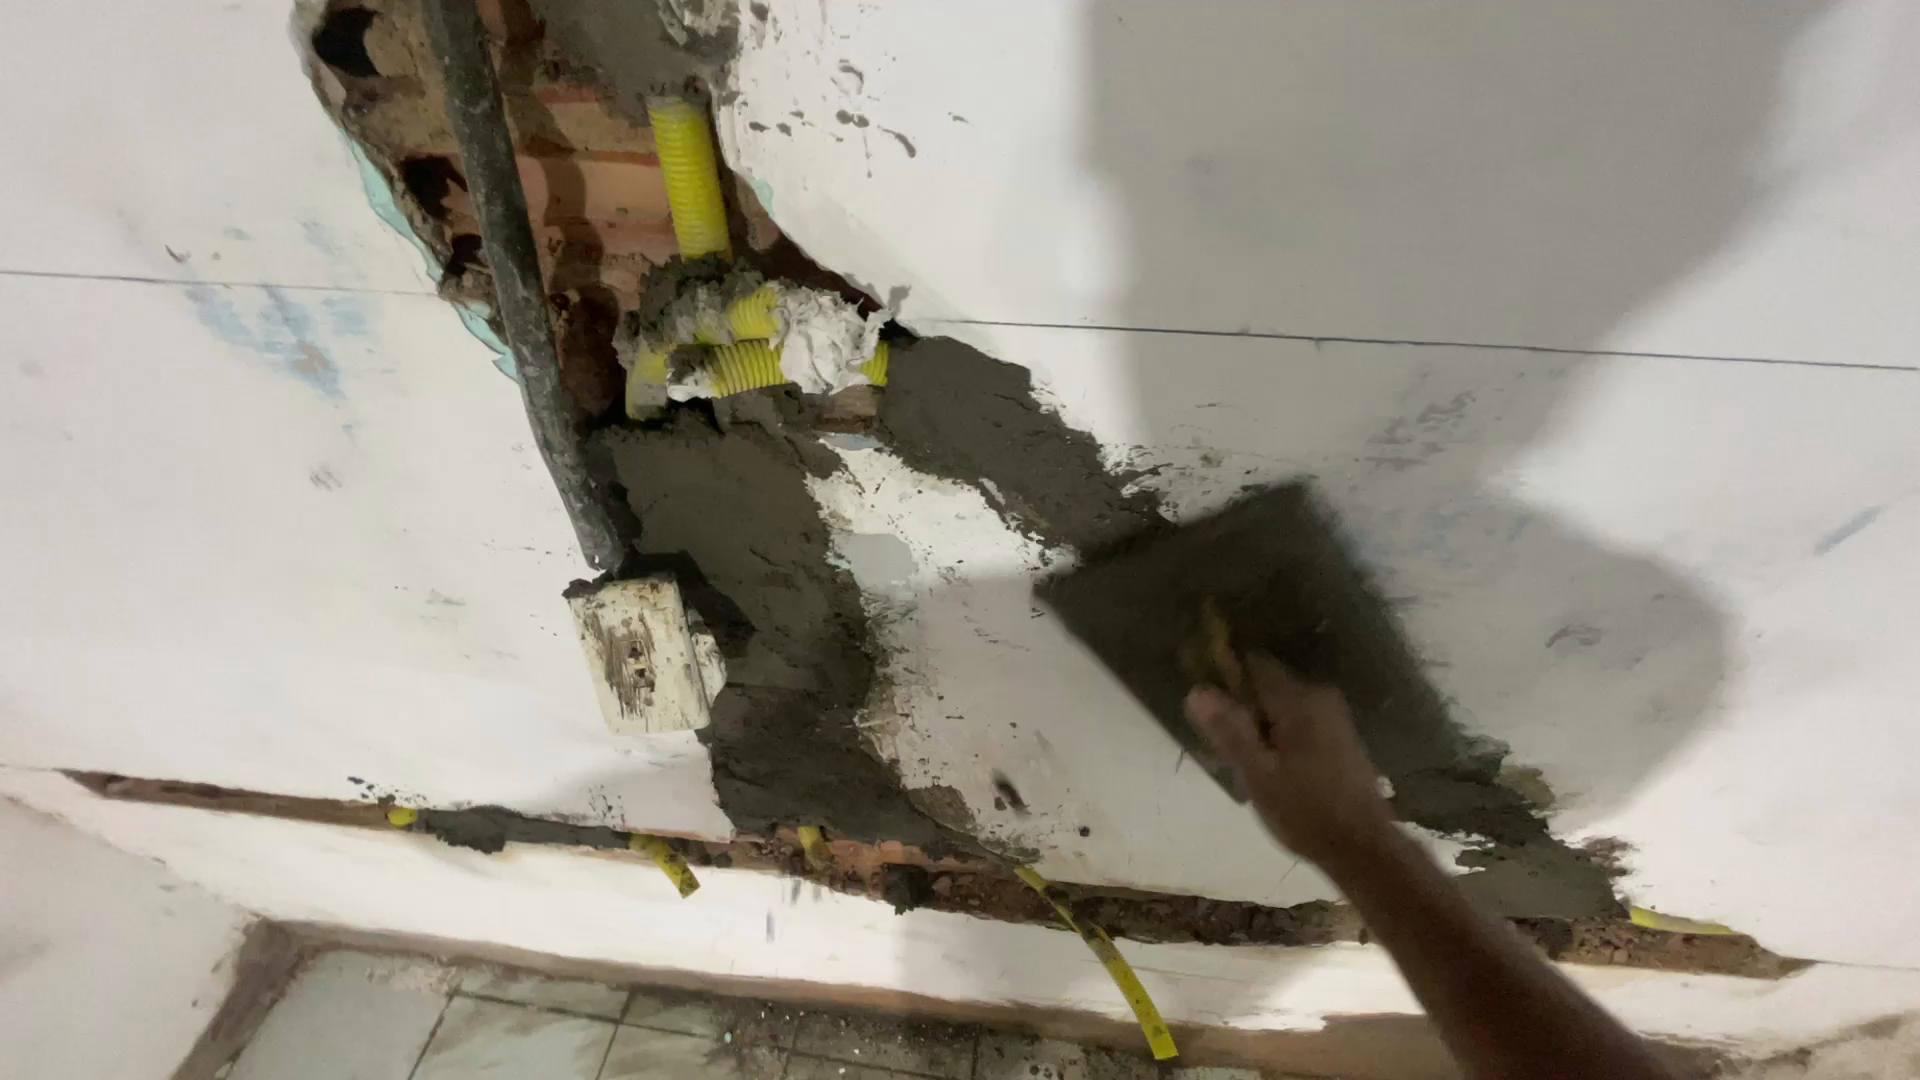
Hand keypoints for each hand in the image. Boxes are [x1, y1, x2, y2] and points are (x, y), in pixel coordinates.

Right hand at [1185, 653, 1393, 866]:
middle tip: (1218, 744)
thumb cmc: (1306, 812)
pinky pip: (1294, 722)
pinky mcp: (1338, 737)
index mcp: (1299, 700)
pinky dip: (1275, 736)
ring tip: (1240, 761)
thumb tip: (1196, 690)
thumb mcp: (1257, 774)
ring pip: (1278, 707)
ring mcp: (1332, 717)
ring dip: (1256, 725)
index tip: (1205, 703)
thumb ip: (1228, 730)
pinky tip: (1267, 767)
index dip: (1223, 676)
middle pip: (1263, 686)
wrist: (1365, 852)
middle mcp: (1319, 697)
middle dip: (1238, 708)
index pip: (1252, 664)